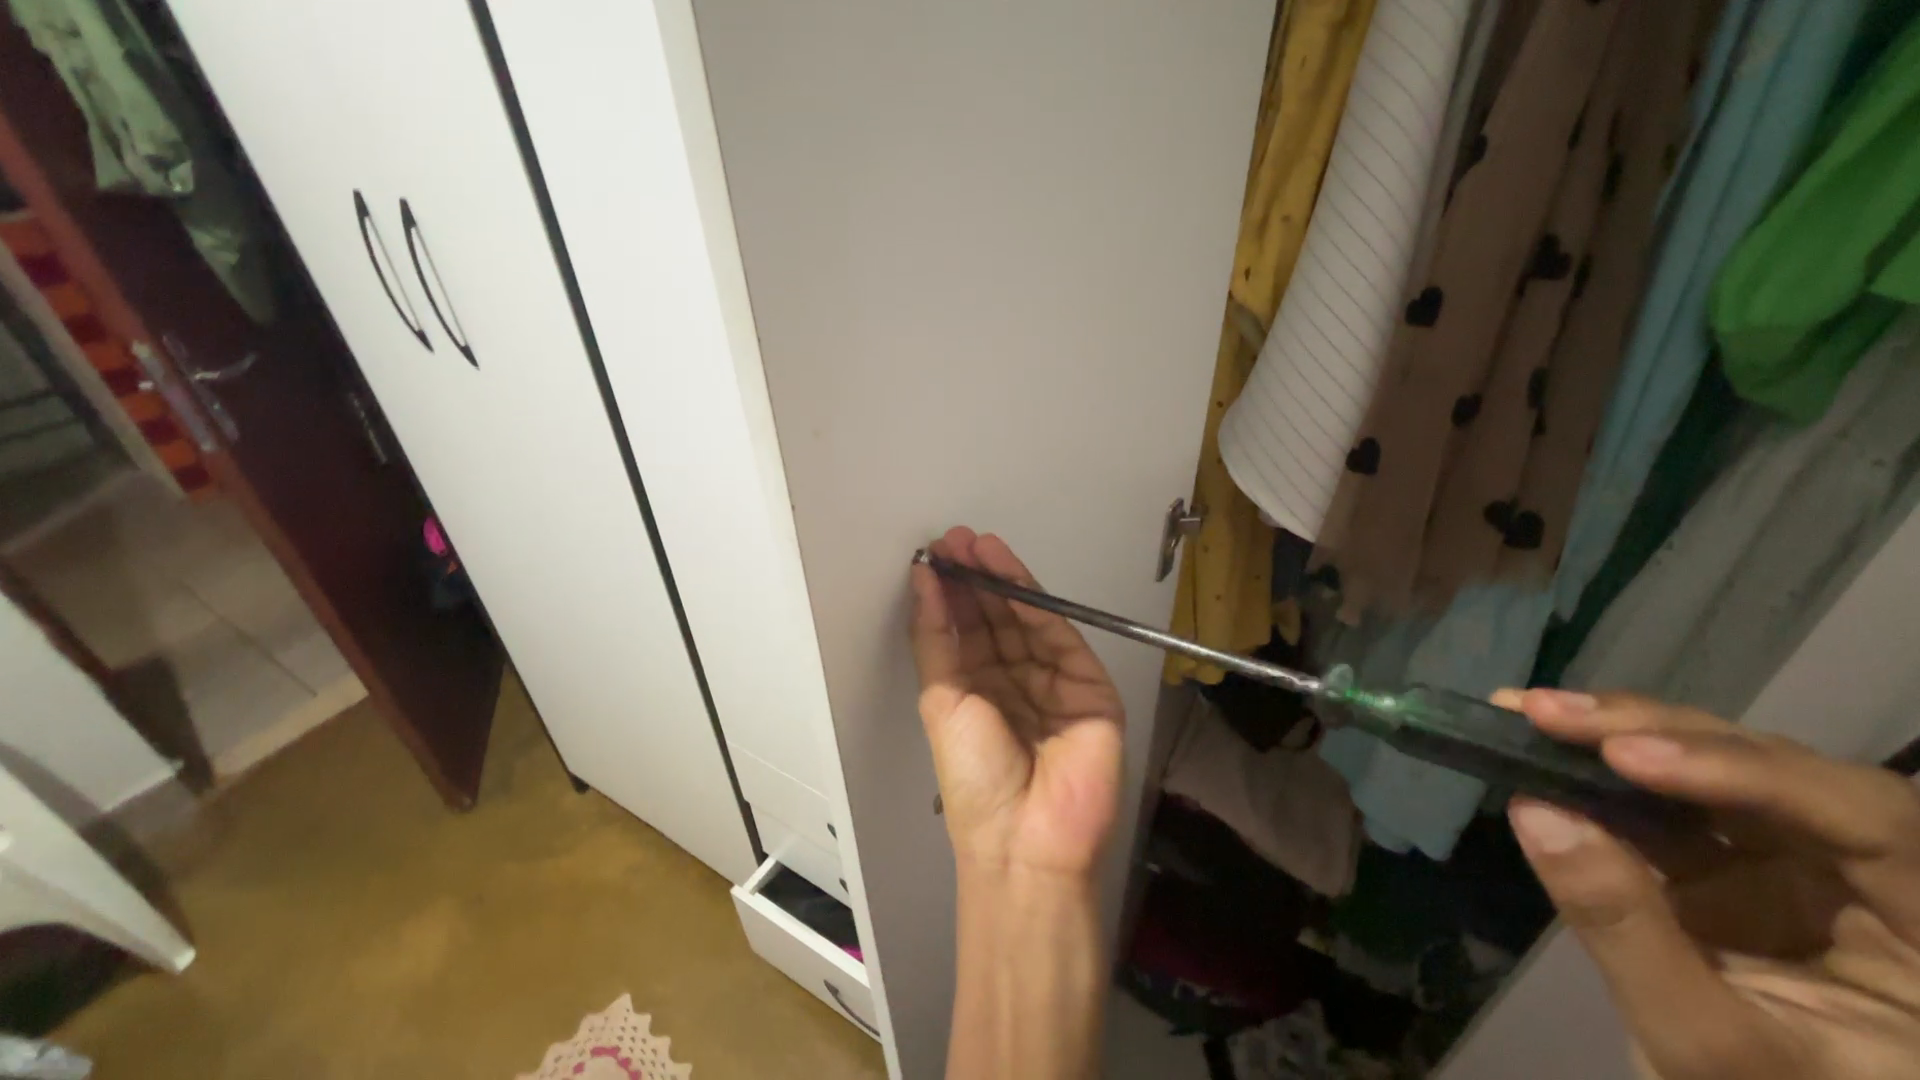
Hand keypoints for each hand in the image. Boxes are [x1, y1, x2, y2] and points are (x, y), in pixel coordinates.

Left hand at [908, 526, 1124, 878]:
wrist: (1030, 836)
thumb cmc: (975, 776)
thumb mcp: (942, 701)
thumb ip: (935, 636)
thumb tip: (922, 579)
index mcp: (974, 692)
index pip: (963, 631)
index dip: (949, 593)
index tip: (931, 554)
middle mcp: (1011, 681)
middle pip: (993, 618)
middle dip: (973, 578)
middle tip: (953, 538)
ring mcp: (1051, 679)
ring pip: (1025, 618)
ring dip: (1000, 578)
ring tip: (975, 543)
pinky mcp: (1087, 681)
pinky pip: (1055, 631)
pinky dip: (1030, 598)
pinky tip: (1004, 568)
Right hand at [1499, 688, 1919, 1079]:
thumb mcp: (1701, 1043)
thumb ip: (1627, 930)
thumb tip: (1536, 808)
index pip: (1863, 819)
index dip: (1747, 773)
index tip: (1626, 755)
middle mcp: (1877, 876)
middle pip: (1782, 771)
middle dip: (1661, 733)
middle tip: (1550, 714)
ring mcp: (1800, 865)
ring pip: (1721, 767)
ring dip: (1622, 733)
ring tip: (1532, 714)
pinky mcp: (1731, 862)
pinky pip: (1671, 799)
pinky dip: (1603, 769)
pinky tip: (1544, 743)